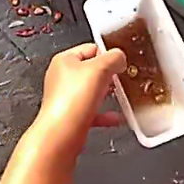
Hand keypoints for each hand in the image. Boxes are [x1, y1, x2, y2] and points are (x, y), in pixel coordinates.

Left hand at [23, 43, 126, 162]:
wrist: (61, 135)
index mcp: (65, 60)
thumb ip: (113, 58)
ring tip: (122, 95)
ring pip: (94, 92)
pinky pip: (94, 112)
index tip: (120, 61)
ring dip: (109, 94)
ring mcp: (67, 98)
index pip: (91, 48)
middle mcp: (63, 78)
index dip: (108, 54)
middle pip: (93, 71)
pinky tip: (118, 117)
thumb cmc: (71, 100)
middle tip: (121, 78)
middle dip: (109, 75)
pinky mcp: (73, 117)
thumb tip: (119, 57)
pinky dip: (107, 114)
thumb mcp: (100, 68)